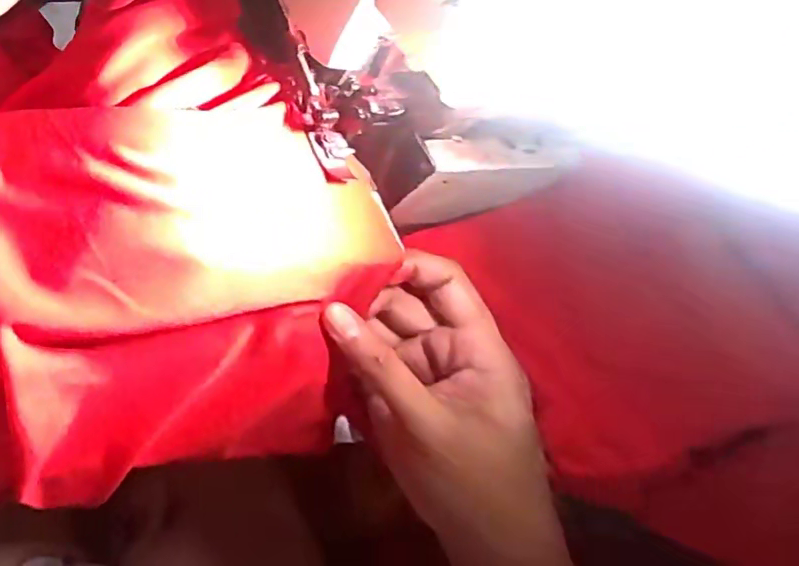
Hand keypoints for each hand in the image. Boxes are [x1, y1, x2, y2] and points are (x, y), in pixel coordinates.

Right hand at [322, 251, 568, 565]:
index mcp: (476, 348)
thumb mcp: (424, 423)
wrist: (491, 553)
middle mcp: (449, 350)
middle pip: (403, 302)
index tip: (357, 262)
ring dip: (348, 320)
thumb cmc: (474, 484)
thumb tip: (330, 308)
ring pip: (380, 328)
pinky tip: (317, 341)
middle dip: (362, 293)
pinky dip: (346, 349)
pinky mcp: (401, 392)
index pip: (446, 282)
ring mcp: (423, 371)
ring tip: (307, 309)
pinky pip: (370, 357)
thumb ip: (376, 363)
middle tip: (315, 286)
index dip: (406, 264)